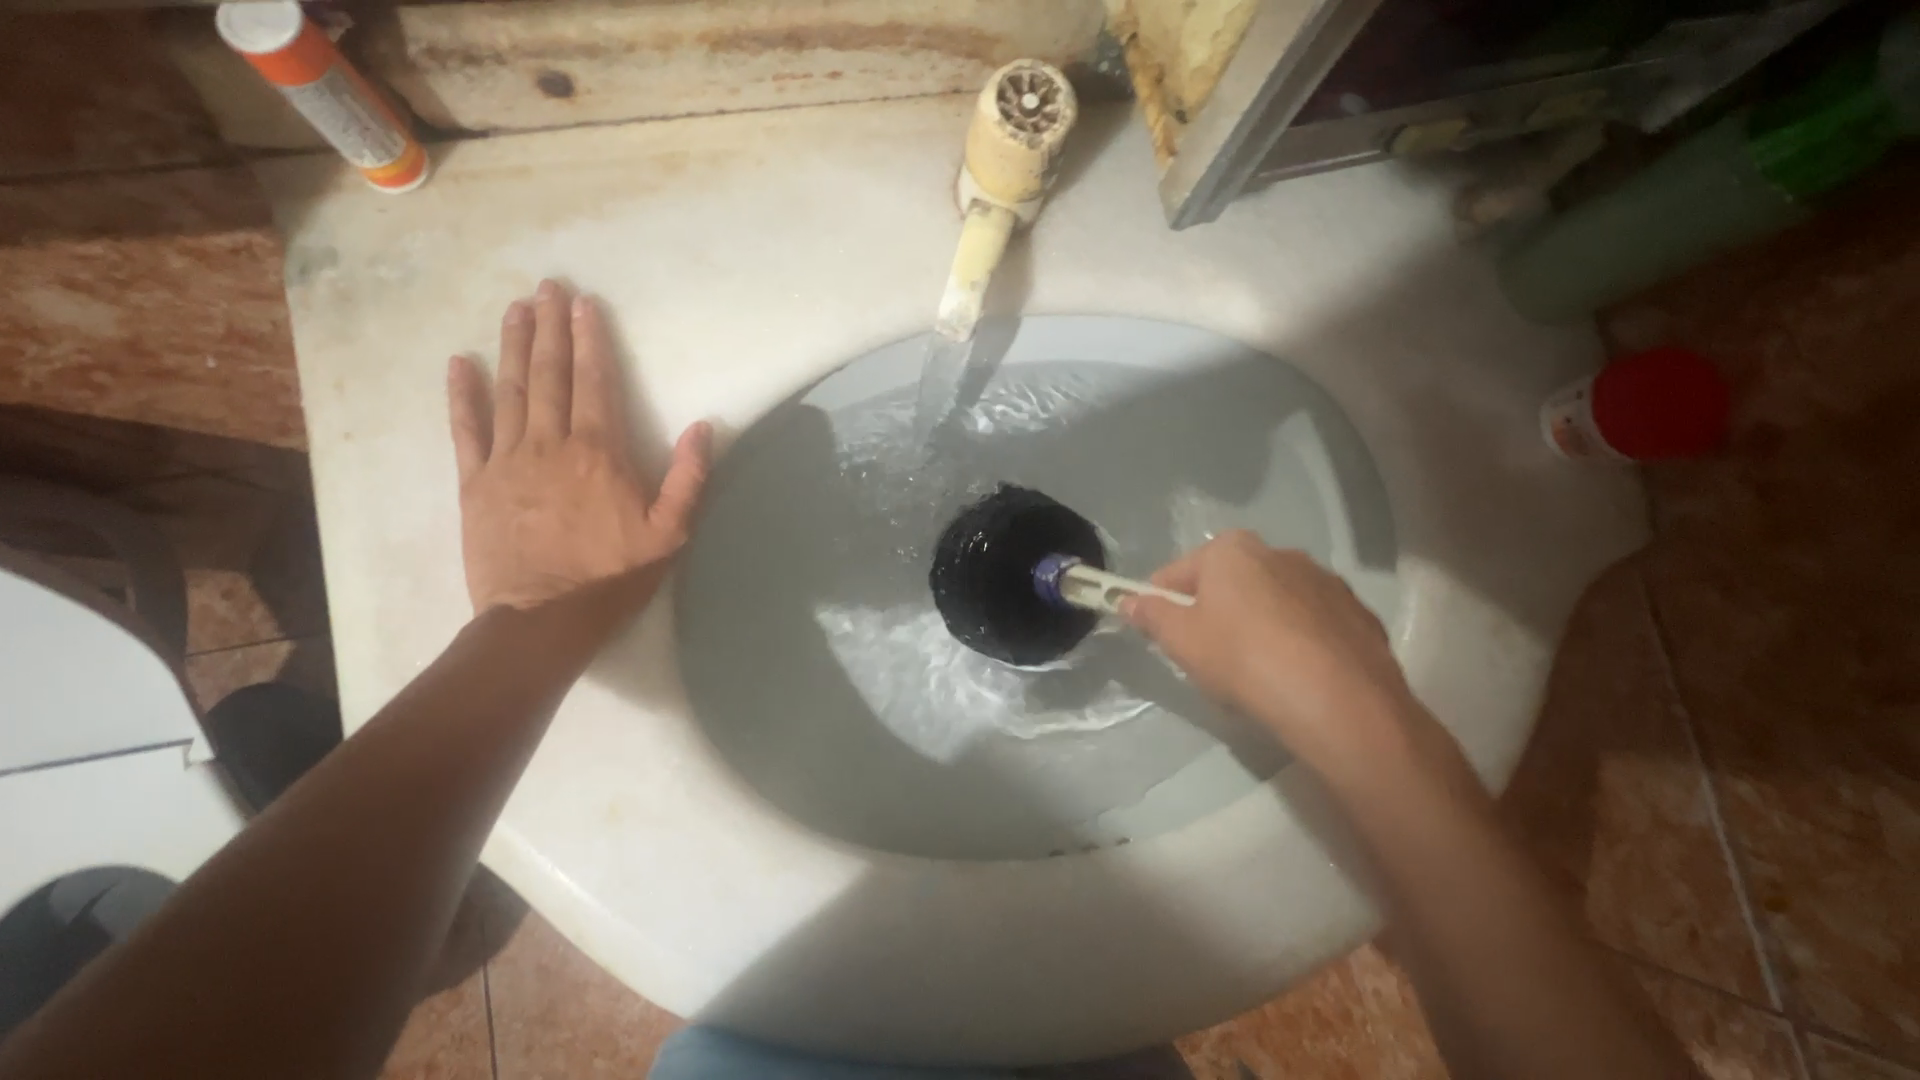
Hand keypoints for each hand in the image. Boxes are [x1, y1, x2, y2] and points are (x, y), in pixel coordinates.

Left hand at [447, 280, 710, 613]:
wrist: (542, 620)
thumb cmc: (613, 577)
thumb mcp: (670, 534)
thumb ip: (689, 478)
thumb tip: (704, 427)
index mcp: (599, 452)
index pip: (594, 382)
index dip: (590, 339)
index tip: (583, 303)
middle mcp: (550, 444)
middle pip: (549, 375)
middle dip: (549, 327)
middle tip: (545, 286)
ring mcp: (507, 461)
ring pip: (509, 391)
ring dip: (512, 347)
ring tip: (515, 309)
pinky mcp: (476, 484)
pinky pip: (465, 430)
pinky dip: (462, 396)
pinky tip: (459, 364)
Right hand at [1122, 531, 1412, 763]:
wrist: (1337, 700)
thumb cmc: (1243, 659)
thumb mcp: (1181, 640)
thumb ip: (1151, 614)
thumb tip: (1128, 600)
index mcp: (1232, 550)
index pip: (1177, 573)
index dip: (1161, 604)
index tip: (1160, 635)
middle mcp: (1280, 552)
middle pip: (1229, 584)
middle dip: (1214, 613)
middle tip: (1207, 658)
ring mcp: (1325, 582)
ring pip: (1274, 603)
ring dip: (1259, 626)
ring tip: (1255, 673)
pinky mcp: (1357, 615)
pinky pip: (1312, 626)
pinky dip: (1299, 643)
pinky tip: (1295, 678)